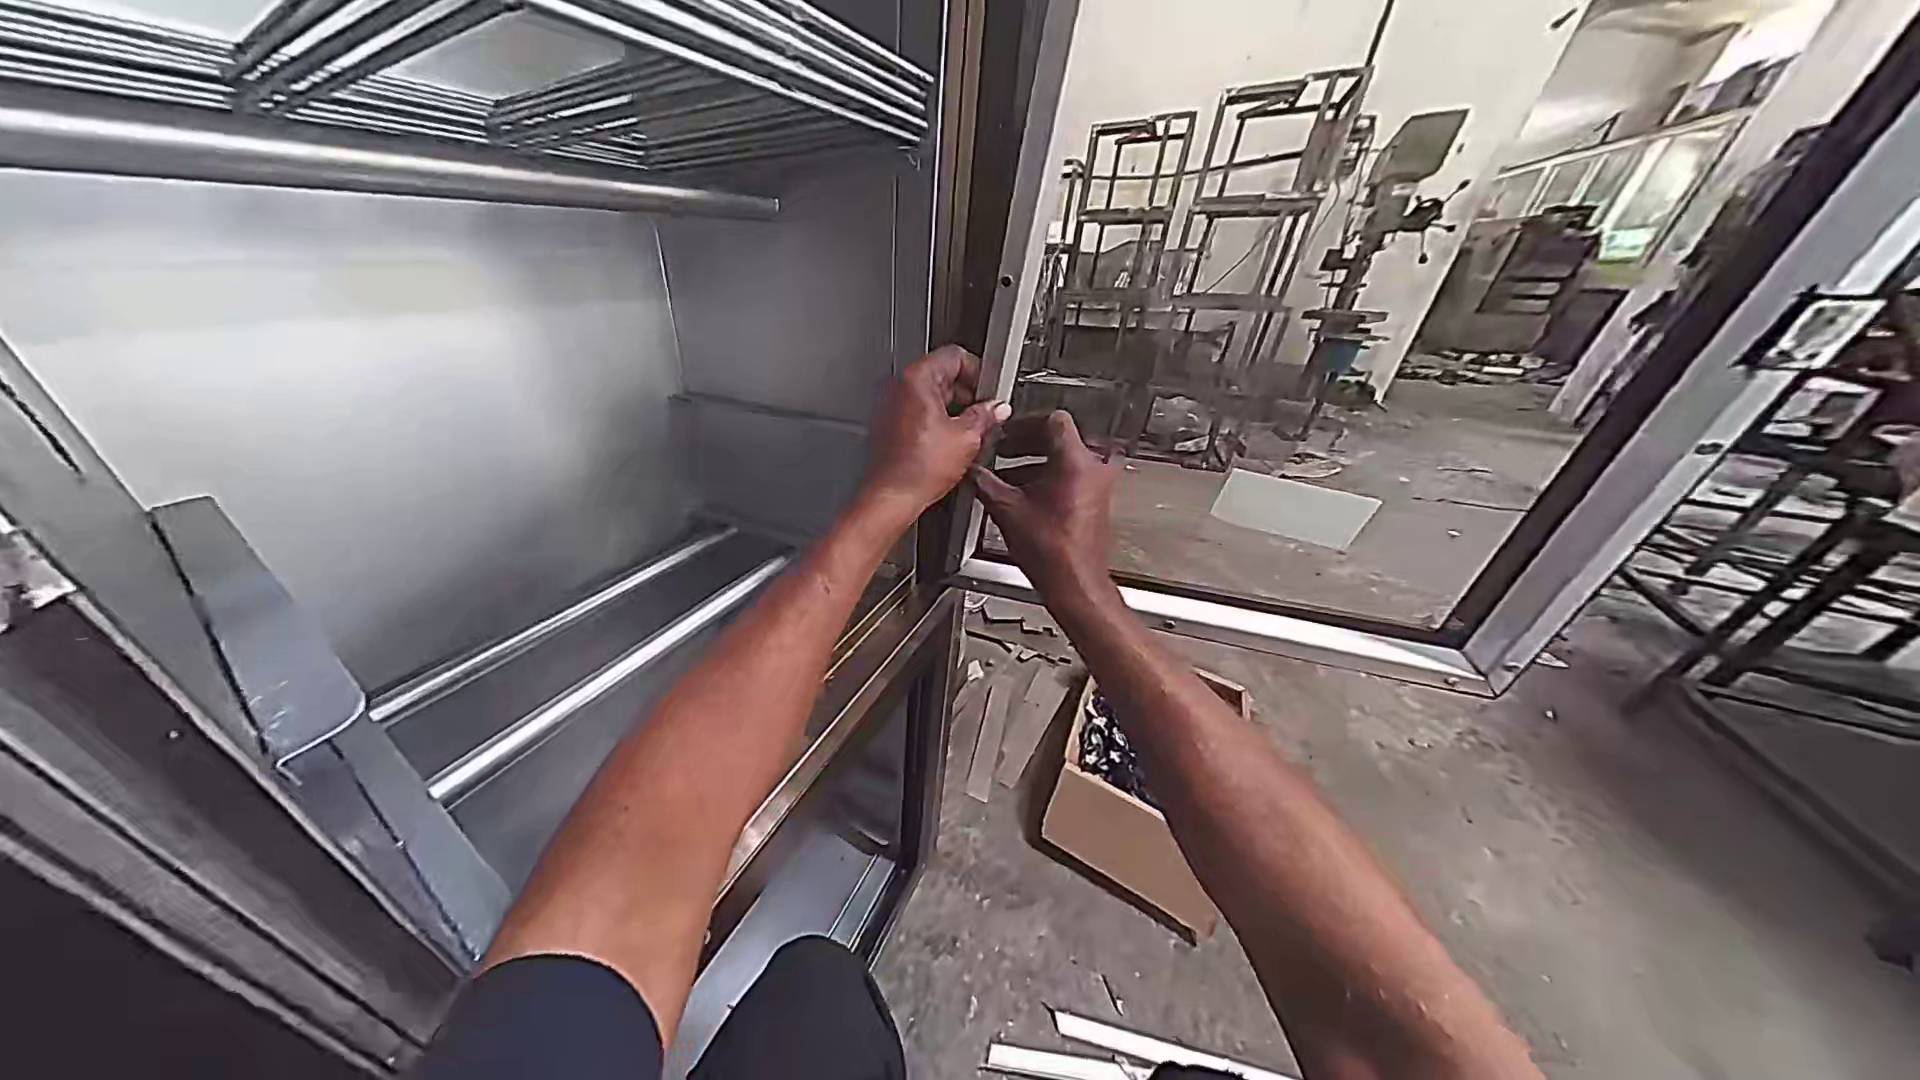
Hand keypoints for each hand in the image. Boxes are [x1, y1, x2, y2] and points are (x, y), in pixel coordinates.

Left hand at [861, 345, 1008, 515]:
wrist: (892, 496)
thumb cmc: (918, 469)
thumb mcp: (966, 438)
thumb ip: (986, 416)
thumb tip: (996, 409)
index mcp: (916, 379)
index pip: (954, 356)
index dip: (978, 373)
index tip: (989, 391)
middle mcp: (897, 387)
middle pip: (942, 375)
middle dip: (967, 394)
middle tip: (984, 414)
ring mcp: (890, 406)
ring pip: (930, 396)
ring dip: (953, 410)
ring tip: (968, 433)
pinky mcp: (888, 426)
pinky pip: (917, 413)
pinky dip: (935, 422)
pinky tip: (949, 443)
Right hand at [971, 410, 1119, 601]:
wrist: (1074, 583)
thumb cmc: (1052, 552)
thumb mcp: (1007, 509)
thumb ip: (985, 482)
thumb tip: (972, 471)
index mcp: (1075, 462)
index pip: (1054, 420)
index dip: (1025, 423)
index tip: (1008, 432)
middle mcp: (1094, 468)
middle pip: (1060, 438)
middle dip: (1028, 443)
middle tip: (1006, 449)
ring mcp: (1099, 485)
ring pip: (1067, 458)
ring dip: (1037, 462)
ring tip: (1010, 473)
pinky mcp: (1097, 500)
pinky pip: (1074, 476)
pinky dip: (1051, 477)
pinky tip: (1027, 493)